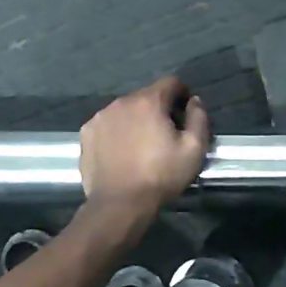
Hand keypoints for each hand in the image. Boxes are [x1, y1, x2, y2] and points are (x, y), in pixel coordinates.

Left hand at [79, 76, 211, 215]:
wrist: (119, 204)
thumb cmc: (161, 176)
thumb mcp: (194, 149)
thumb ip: (199, 118)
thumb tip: (194, 101)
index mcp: (149, 102)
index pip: (171, 82)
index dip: (183, 94)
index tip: (186, 115)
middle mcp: (121, 102)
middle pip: (147, 96)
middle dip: (159, 109)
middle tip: (166, 134)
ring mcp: (100, 117)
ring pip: (126, 109)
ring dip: (137, 119)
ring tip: (142, 145)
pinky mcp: (86, 133)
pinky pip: (108, 123)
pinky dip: (118, 131)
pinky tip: (123, 152)